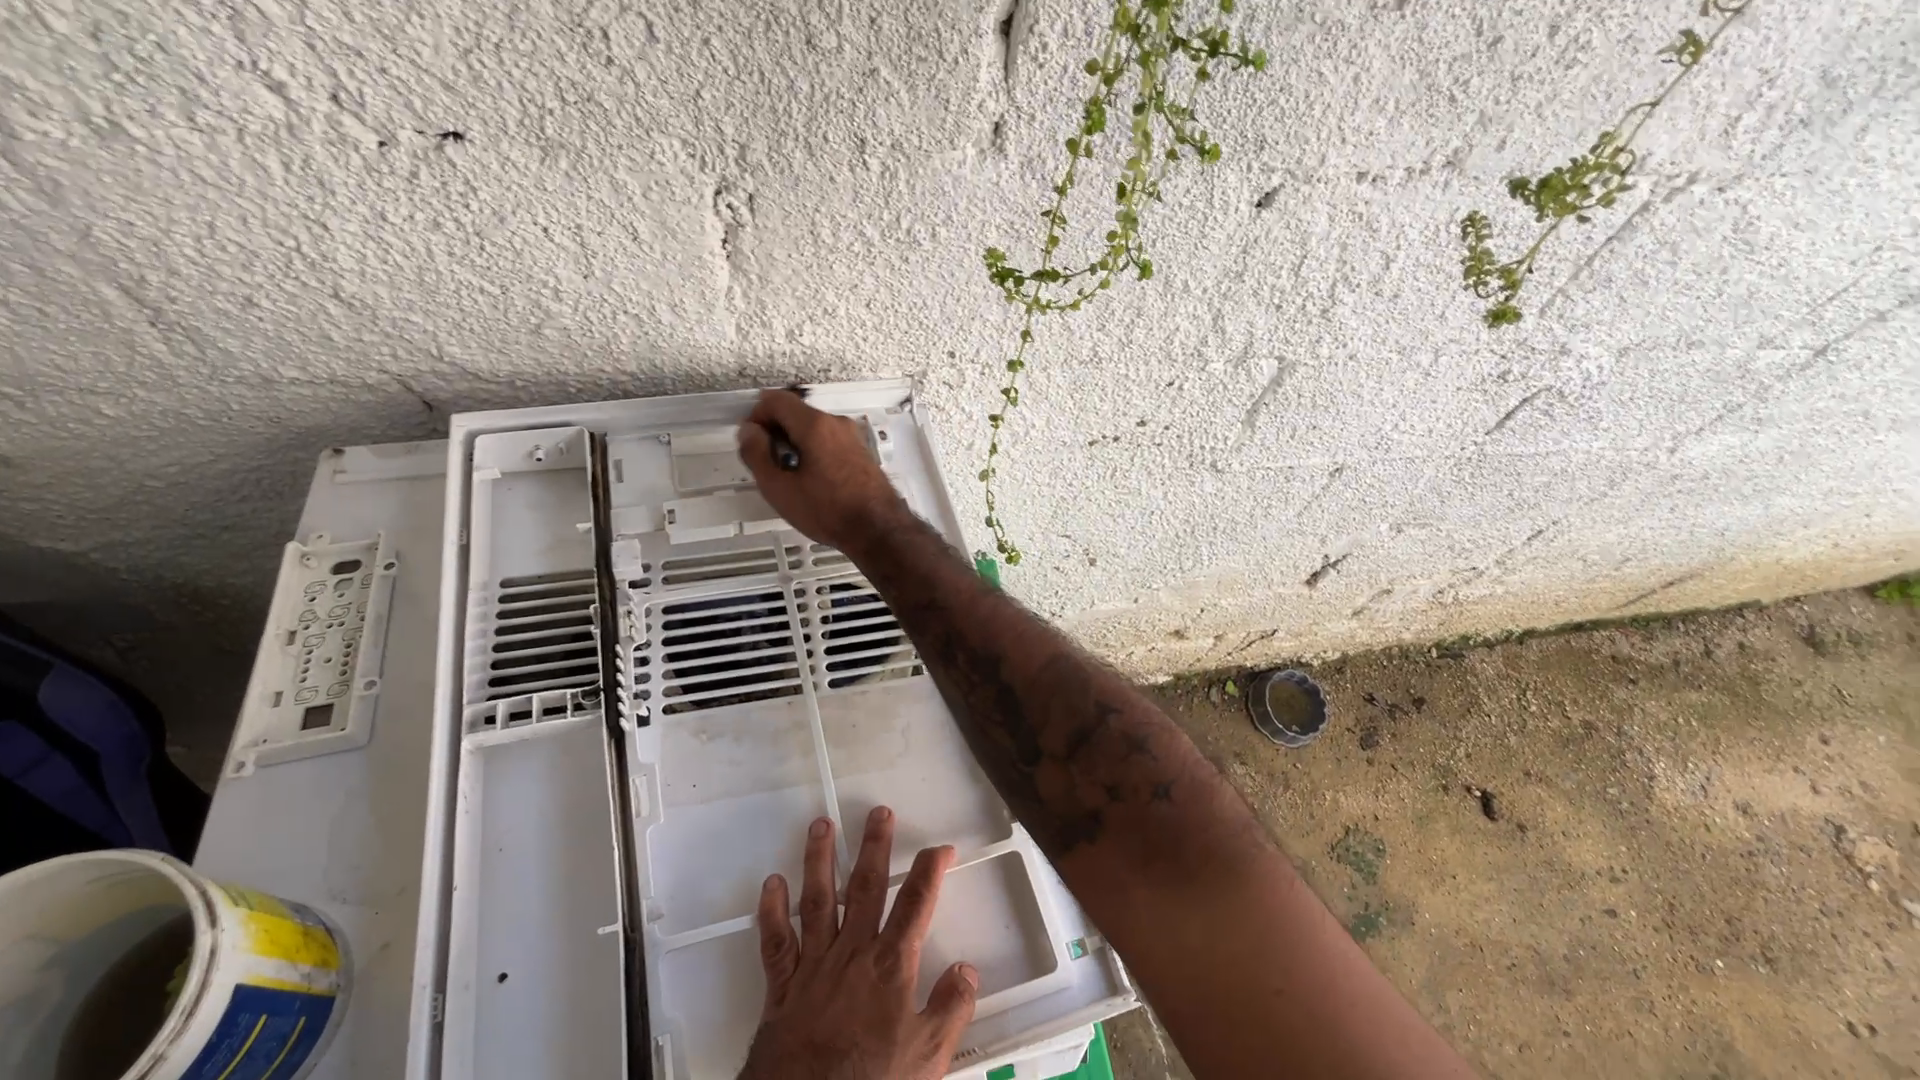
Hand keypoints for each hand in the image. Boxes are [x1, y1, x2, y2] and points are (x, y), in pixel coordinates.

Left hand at [737, 807, 978, 1079]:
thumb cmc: (870, 1079)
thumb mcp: (928, 1054)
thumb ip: (951, 1008)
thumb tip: (967, 970)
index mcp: (890, 966)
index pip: (916, 904)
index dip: (930, 871)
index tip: (940, 848)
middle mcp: (852, 953)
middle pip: (865, 888)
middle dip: (874, 847)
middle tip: (878, 812)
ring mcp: (814, 964)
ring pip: (817, 901)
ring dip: (820, 860)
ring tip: (822, 825)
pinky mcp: (783, 984)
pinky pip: (776, 941)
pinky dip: (771, 911)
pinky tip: (772, 883)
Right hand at [738, 390, 907, 552]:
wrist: (878, 530)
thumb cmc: (828, 511)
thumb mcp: (779, 488)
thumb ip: (756, 455)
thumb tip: (748, 431)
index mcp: (815, 425)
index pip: (776, 400)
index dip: (756, 416)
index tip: (751, 442)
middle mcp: (836, 423)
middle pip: (795, 413)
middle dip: (774, 432)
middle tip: (766, 463)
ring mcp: (852, 437)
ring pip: (813, 428)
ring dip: (794, 443)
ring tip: (788, 477)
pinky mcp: (861, 452)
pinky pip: (829, 441)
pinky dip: (813, 451)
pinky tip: (811, 481)